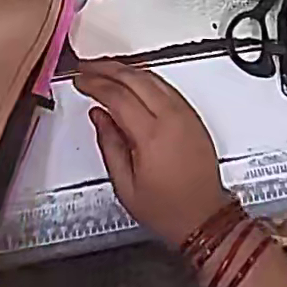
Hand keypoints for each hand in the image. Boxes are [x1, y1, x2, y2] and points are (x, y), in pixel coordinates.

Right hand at [75, 61, 232, 243]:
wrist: (205, 218)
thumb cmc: (169, 209)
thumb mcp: (126, 186)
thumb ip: (109, 144)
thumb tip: (98, 114)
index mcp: (152, 136)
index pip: (117, 95)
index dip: (95, 83)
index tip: (81, 80)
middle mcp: (171, 118)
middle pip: (134, 77)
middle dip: (106, 68)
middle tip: (87, 68)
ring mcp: (185, 114)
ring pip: (151, 76)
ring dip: (125, 68)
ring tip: (104, 68)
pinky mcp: (192, 114)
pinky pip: (164, 84)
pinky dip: (143, 76)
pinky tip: (131, 77)